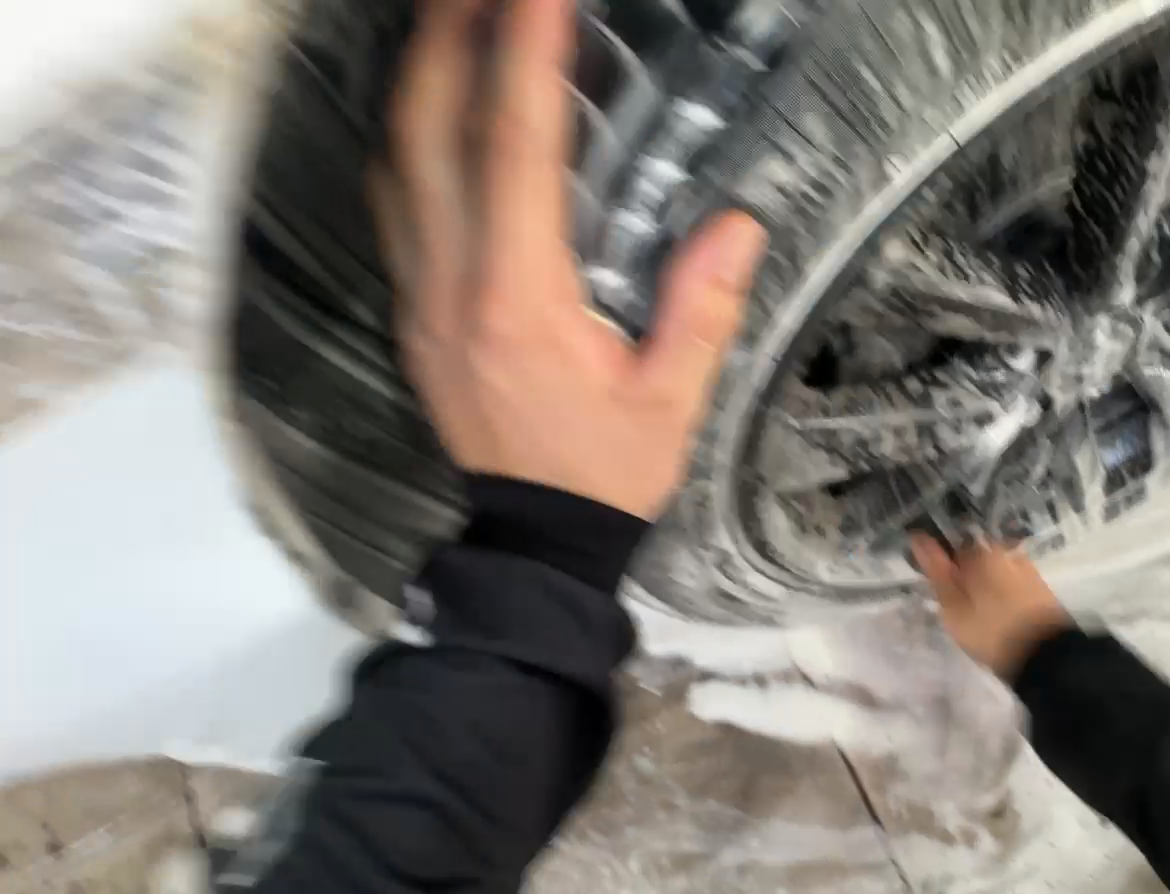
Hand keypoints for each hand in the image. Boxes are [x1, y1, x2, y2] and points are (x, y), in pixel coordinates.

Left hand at [379, 0, 766, 520]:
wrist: (540, 532)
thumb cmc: (610, 470)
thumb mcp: (672, 402)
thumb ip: (701, 314)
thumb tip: (738, 228)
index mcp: (522, 303)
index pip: (515, 155)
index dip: (524, 59)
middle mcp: (452, 286)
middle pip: (429, 132)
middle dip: (452, 37)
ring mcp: (420, 296)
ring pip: (397, 160)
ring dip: (423, 77)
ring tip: (459, 21)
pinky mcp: (415, 311)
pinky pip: (396, 202)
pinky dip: (414, 138)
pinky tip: (440, 114)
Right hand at [910, 537, 1073, 679]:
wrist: (1046, 656)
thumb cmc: (991, 632)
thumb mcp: (954, 606)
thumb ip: (936, 570)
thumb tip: (918, 536)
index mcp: (983, 551)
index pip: (953, 543)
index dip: (941, 561)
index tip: (937, 582)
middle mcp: (1007, 551)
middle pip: (976, 554)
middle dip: (964, 570)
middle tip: (956, 600)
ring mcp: (1027, 568)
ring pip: (995, 567)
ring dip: (984, 580)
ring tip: (977, 608)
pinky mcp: (1040, 586)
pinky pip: (1011, 579)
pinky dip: (1001, 589)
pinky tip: (998, 610)